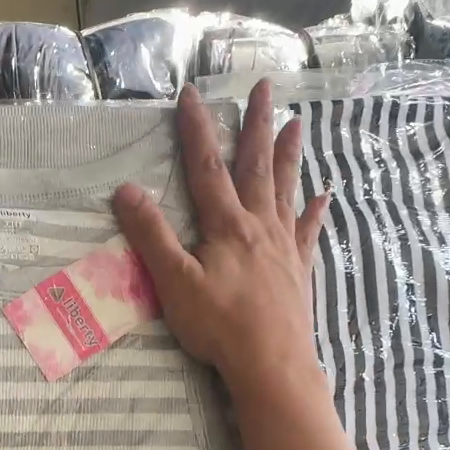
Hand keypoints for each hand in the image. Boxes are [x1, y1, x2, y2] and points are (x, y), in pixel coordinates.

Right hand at [112, 81, 330, 405]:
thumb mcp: (174, 281)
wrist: (271, 362)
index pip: (207, 169)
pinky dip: (315, 212)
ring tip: (297, 123)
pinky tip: (324, 197)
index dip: (197, 131)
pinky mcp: (297, 269)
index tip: (191, 94)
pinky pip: (308, 232)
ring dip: (289, 155)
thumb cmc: (219, 325)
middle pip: (256, 167)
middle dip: (256, 126)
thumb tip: (126, 190)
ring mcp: (283, 246)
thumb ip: (151, 235)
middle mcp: (259, 226)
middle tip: (265, 87)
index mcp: (226, 226)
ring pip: (286, 190)